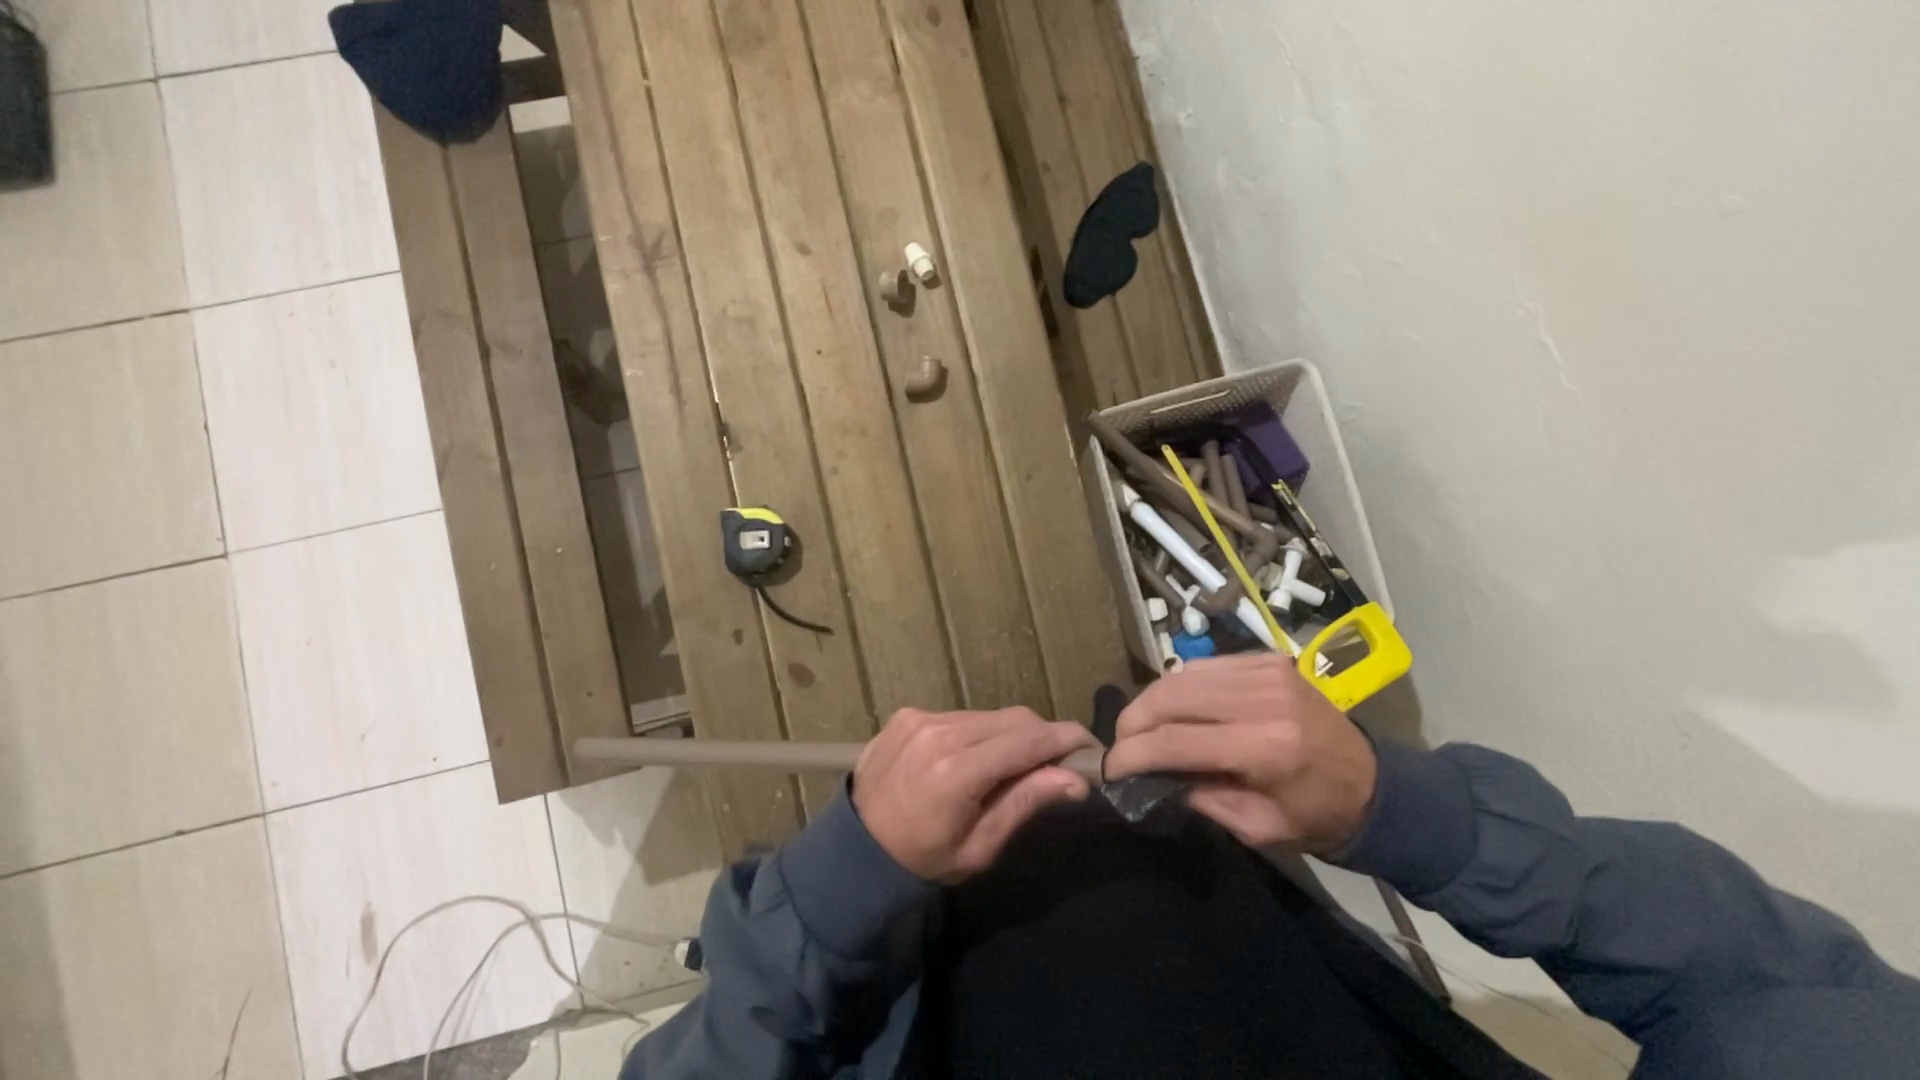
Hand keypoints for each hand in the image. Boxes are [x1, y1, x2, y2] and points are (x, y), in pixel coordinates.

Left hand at [854, 707, 1097, 881]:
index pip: (1029, 740)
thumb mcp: (979, 847)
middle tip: (1059, 762)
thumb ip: (1025, 803)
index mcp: (957, 771)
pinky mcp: (907, 714)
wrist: (855, 849)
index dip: (1067, 739)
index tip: (1093, 749)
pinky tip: (974, 758)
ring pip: (989, 714)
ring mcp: (920, 718)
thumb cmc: (922, 858)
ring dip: (1011, 734)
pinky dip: (979, 732)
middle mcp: (939, 732)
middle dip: (1044, 736)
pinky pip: (961, 715)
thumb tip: (1076, 778)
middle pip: (1015, 719)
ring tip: (1013, 765)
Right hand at [1102, 653, 1376, 852]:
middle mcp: (1264, 698)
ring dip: (1151, 702)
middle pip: (1170, 696)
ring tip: (1140, 729)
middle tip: (1120, 747)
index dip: (1132, 753)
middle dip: (1133, 722)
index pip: (1175, 740)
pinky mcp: (1269, 659)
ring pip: (1181, 675)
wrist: (1375, 785)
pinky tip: (1174, 710)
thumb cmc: (1315, 817)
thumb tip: (1148, 775)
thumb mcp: (1255, 827)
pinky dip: (1179, 687)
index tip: (1110, 769)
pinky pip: (1204, 666)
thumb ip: (1198, 797)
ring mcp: (1267, 671)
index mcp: (1266, 747)